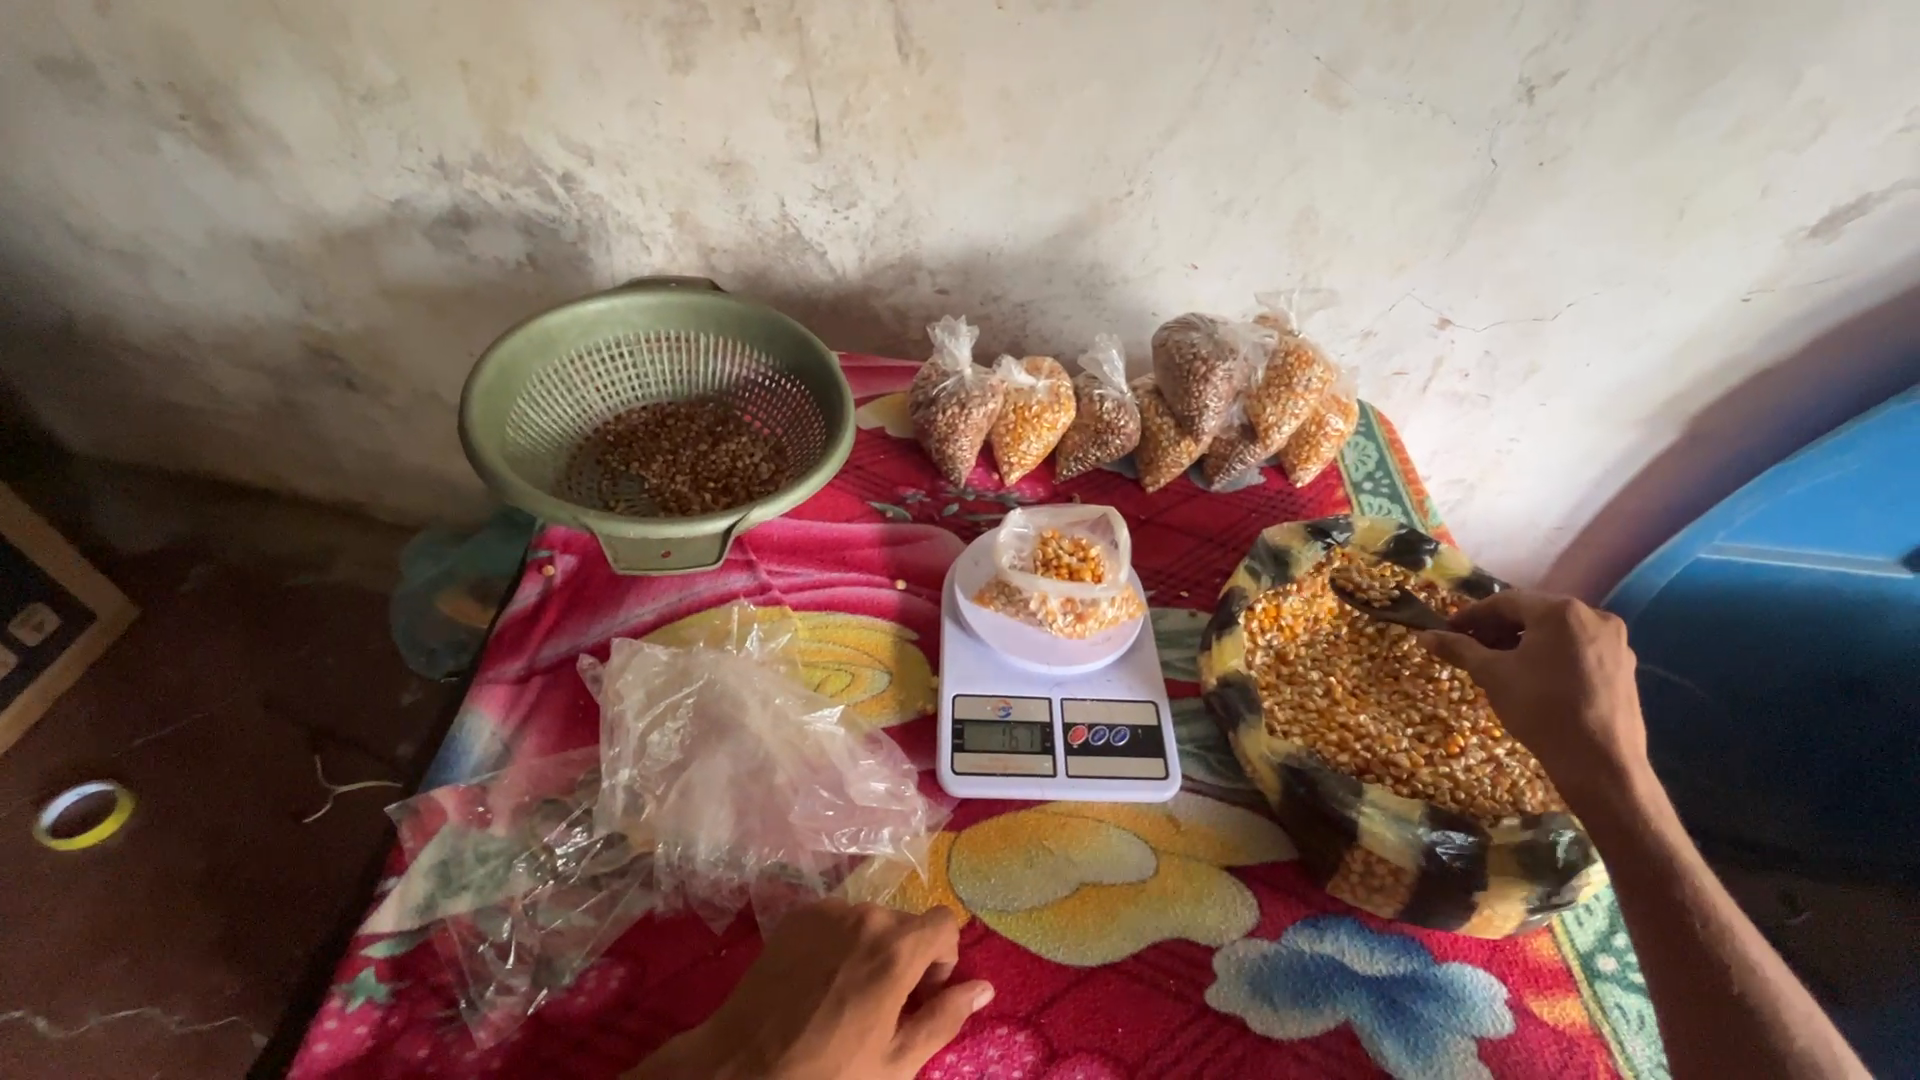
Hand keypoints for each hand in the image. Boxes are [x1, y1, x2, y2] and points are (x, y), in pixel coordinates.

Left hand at [631, 900, 990, 1079]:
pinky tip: (819, 982)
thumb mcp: (895, 1063)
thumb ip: (944, 1018)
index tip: (922, 995)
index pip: (943, 922)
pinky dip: (840, 942)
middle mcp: (866, 915)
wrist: (740, 1069)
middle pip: (906, 923)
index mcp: (896, 948)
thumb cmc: (827, 1075)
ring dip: (872, 948)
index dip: (942, 958)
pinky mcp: (797, 916)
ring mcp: (828, 911)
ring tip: (847, 995)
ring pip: (871, 920)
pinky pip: (837, 920)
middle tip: (884, 1005)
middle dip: (907, 956)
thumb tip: (983, 987)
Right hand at [1416, 589, 1646, 806]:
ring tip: (1498, 663)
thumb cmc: (1540, 707)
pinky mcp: (1624, 666)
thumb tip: (1424, 635)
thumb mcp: (1491, 674)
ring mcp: (1615, 642)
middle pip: (1533, 613)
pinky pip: (1577, 648)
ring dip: (1522, 641)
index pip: (1505, 601)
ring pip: (1556, 631)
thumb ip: (1458, 648)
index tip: (1448, 631)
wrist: (1599, 760)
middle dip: (1497, 628)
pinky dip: (1549, 654)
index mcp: (1560, 612)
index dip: (1471, 615)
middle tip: (1470, 647)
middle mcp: (1593, 616)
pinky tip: (1532, 677)